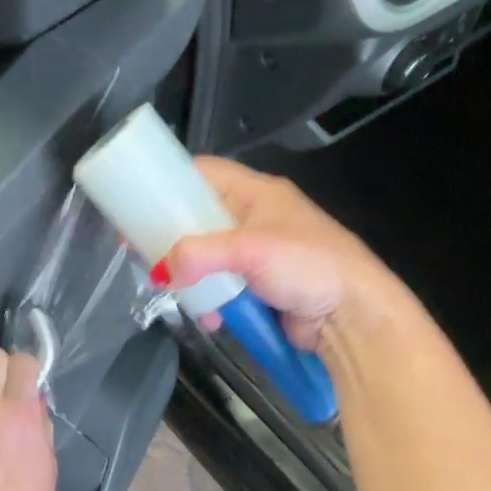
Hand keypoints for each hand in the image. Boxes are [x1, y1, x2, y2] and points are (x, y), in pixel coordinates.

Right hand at [165, 157, 410, 349]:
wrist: (352, 316)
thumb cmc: (309, 266)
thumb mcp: (250, 250)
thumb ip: (199, 254)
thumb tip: (159, 270)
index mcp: (257, 194)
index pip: (203, 174)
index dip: (169, 185)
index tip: (137, 204)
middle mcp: (254, 218)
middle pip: (198, 220)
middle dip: (171, 239)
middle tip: (142, 253)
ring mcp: (257, 254)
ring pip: (205, 258)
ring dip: (190, 277)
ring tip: (176, 292)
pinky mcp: (259, 287)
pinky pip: (220, 288)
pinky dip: (210, 301)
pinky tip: (211, 316)